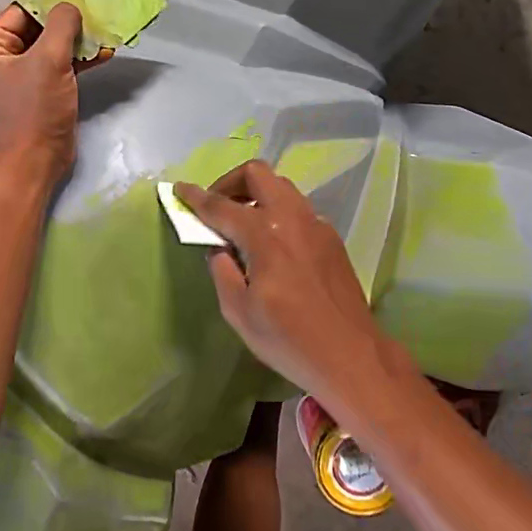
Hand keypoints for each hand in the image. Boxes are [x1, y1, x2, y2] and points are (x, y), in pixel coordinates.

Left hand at [0, 3, 106, 181]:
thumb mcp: (49, 60)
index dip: (50, 3)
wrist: (38, 160)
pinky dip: (80, 58)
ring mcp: (22, 72)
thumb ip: (61, 24)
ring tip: (105, 32)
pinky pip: (60, 63)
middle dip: (68, 21)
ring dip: (78, 40)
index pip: (21, 10)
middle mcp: (1, 55)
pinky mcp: (42, 87)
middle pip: (38, 25)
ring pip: (53, 44)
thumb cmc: (35, 108)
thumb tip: (71, 6)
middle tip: (97, 10)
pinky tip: (104, 52)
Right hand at [174, 162, 404, 403]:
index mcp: (264, 235)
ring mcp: (316, 224)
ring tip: (243, 223)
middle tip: (216, 206)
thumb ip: (222, 270)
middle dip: (230, 182)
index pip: (220, 206)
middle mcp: (291, 218)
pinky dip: (277, 212)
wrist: (351, 356)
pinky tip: (272, 244)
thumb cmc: (288, 339)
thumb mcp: (238, 311)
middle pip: (257, 174)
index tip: (179, 189)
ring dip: (256, 194)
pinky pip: (298, 209)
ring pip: (281, 187)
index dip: (195, 197)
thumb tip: (219, 247)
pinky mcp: (331, 238)